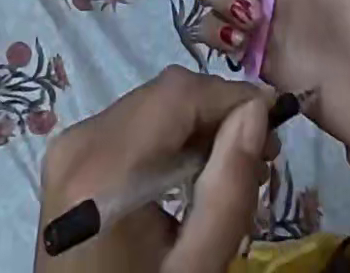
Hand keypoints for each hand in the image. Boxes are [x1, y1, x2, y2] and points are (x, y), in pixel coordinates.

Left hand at [36, 66, 277, 272]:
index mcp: (102, 168)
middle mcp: (79, 139)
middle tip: (263, 156)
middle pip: (167, 94)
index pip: (180, 94)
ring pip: (155, 103)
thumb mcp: (195, 269)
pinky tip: (195, 172)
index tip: (278, 119)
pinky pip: (136, 121)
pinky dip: (173, 136)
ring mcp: (71, 144)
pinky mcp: (73, 153)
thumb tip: (258, 109)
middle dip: (220, 114)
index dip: (233, 95)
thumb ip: (229, 188)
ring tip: (233, 169)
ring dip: (200, 125)